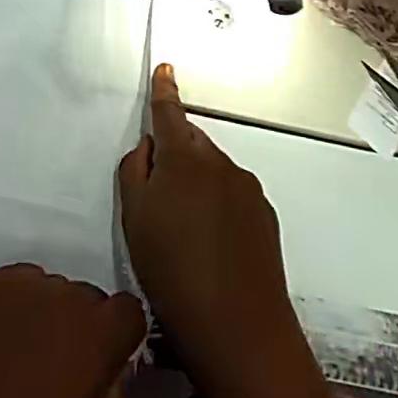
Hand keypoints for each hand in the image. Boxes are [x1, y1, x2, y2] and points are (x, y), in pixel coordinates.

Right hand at [117, 64, 358, 397]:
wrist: (236, 326)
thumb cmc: (175, 273)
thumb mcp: (133, 220)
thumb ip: (134, 171)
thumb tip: (146, 148)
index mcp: (183, 158)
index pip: (169, 113)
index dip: (164, 90)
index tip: (166, 71)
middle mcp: (220, 164)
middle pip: (191, 143)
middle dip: (174, 155)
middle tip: (157, 196)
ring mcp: (246, 187)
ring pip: (212, 170)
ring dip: (196, 185)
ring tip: (182, 235)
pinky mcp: (263, 212)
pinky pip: (233, 194)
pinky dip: (218, 206)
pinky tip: (208, 245)